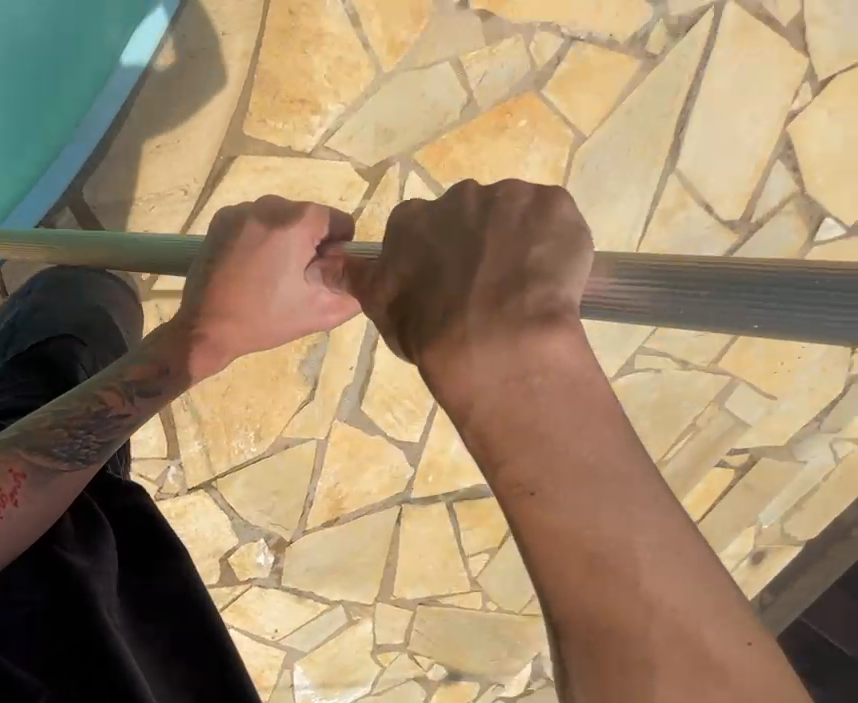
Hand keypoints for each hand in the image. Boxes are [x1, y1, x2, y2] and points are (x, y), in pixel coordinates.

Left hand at [168, 196, 361, 379]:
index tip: (312, 277)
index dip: (332, 251)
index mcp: (298, 220)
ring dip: (279, 241)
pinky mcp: (218, 222)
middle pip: (306, 219)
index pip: (337, 223)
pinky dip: (254, 239)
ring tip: (263, 276)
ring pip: (278, 220)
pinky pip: (252, 224)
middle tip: (285, 281)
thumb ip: (357, 288)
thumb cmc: (262, 321)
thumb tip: (366, 270)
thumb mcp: (321, 312)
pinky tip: (245, 268)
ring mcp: (239, 211)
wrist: (204, 331)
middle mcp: (269, 205)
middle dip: (304, 245)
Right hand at [349, 179, 592, 395]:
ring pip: (509, 211)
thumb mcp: (378, 305)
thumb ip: (352, 278)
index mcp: (411, 221)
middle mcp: (458, 197)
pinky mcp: (555, 204)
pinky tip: (542, 272)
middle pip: (465, 211)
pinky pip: (550, 216)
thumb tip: (314, 266)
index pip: (415, 224)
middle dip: (470, 237)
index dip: (427, 250)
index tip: (434, 276)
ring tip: (512, 280)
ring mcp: (510, 197)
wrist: (496, 338)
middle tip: (475, 280)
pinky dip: (547, 238)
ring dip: (509, 236)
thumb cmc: (426, 327)